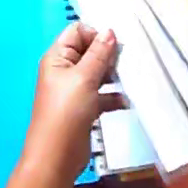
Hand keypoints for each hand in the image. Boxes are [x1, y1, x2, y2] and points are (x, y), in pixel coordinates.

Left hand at [22, 24, 117, 180]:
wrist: (57, 156)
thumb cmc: (67, 111)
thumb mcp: (84, 78)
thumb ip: (99, 54)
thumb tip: (110, 31)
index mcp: (57, 57)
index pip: (77, 31)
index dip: (96, 34)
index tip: (115, 46)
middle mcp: (65, 69)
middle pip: (90, 51)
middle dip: (109, 54)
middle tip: (127, 62)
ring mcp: (75, 89)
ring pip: (98, 72)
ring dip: (114, 75)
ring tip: (130, 79)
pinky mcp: (85, 107)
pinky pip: (102, 94)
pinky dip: (113, 96)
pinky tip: (127, 101)